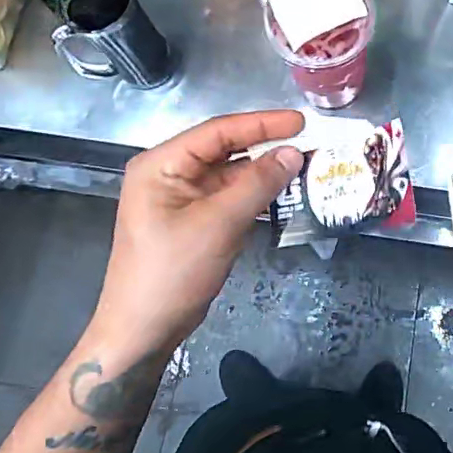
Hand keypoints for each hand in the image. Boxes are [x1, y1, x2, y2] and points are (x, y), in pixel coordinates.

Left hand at [90, 110, 304, 349]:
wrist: (144, 330)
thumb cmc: (172, 272)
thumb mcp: (218, 224)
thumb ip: (257, 184)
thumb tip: (294, 153)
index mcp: (161, 165)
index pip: (217, 131)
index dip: (261, 124)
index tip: (301, 122)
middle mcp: (169, 174)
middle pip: (224, 150)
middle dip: (265, 146)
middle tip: (308, 143)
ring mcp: (181, 200)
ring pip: (230, 175)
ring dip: (263, 172)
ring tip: (303, 167)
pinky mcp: (194, 222)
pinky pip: (229, 198)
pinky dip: (255, 195)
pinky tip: (283, 194)